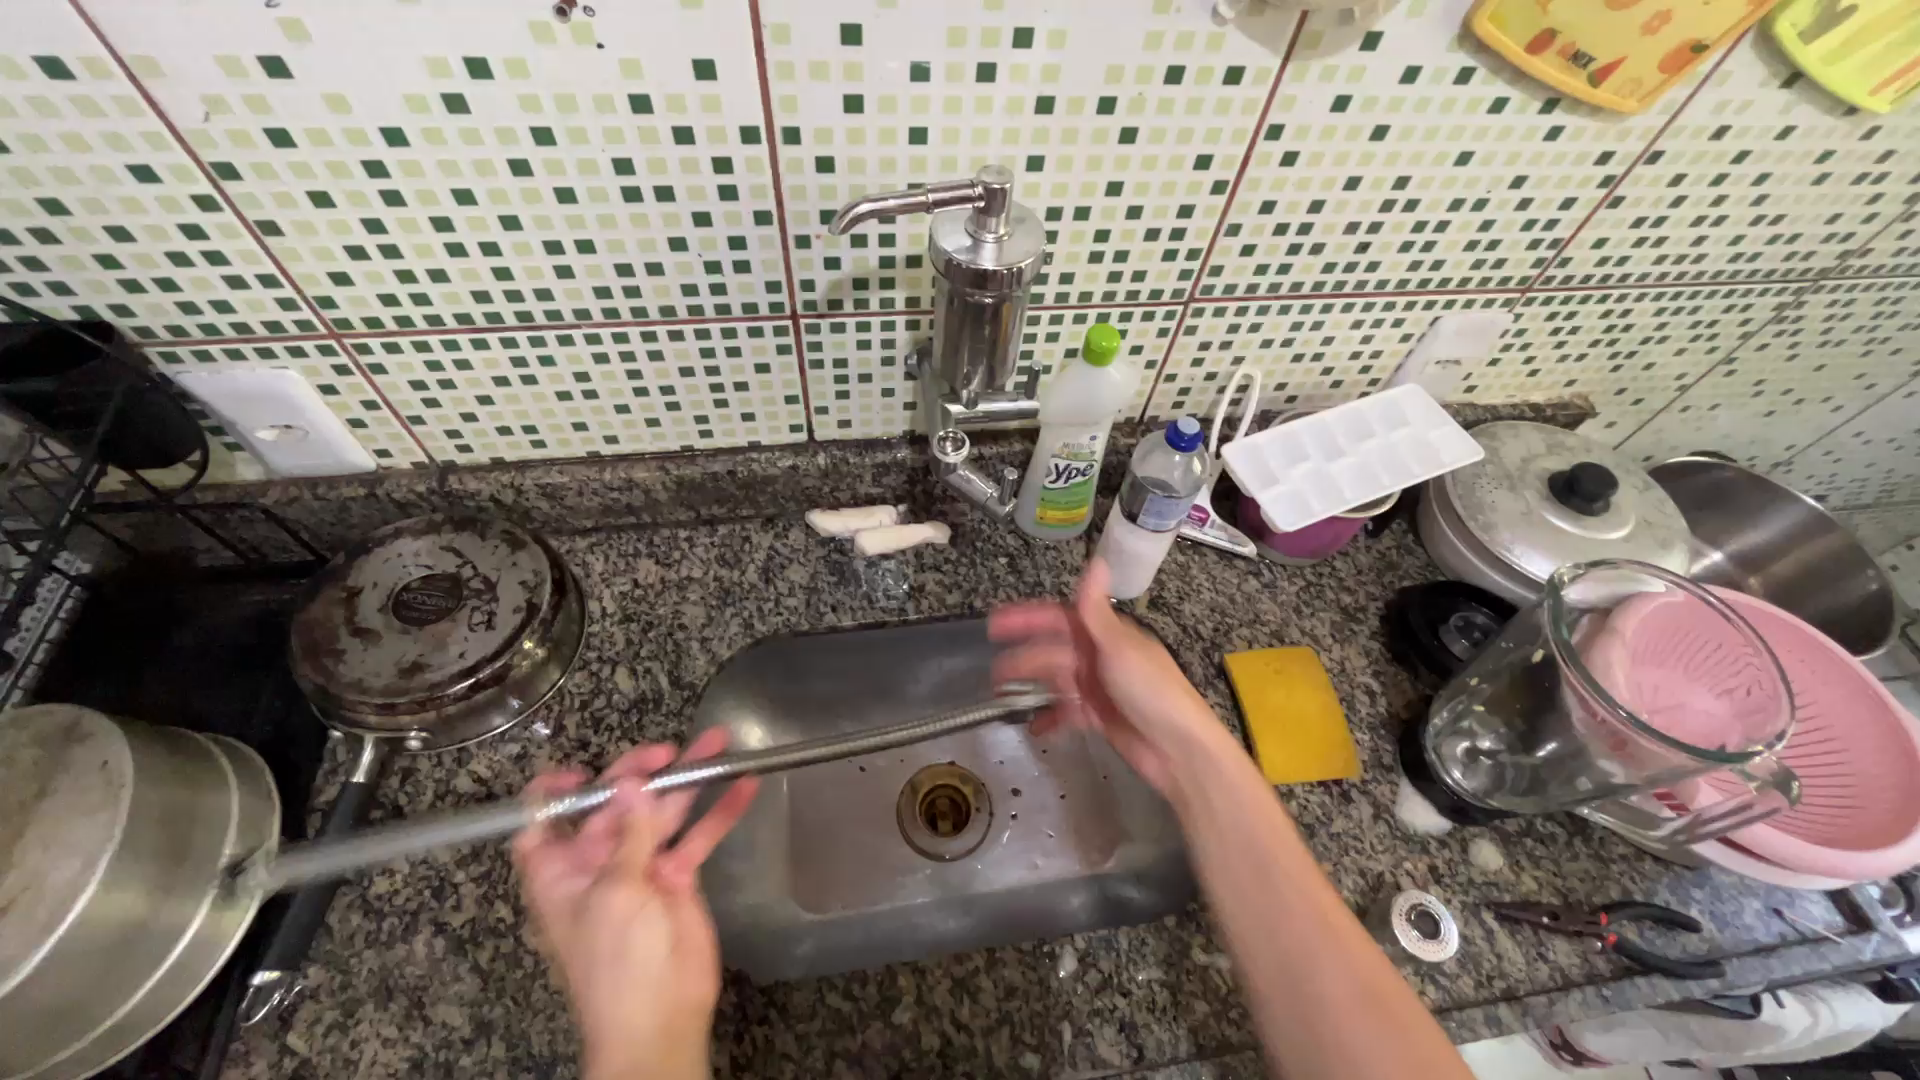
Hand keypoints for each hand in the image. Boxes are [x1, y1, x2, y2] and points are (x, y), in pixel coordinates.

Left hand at [513, 730, 758, 1079]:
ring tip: (720, 746)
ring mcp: (641, 867)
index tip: (582, 772)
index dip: (554, 794)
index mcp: (562, 871)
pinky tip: (745, 786)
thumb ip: (628, 834)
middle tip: (671, 750)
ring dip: (690, 781)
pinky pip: (698, 835)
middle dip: (641, 772)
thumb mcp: (615, 895)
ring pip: (663, 812)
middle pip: (614, 805)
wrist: (659, 1020)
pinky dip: (721, 813)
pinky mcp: (679, 876)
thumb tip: (632, 783)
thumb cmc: (616, 962)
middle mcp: (598, 863)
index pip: (543, 822)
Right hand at [988, 558, 1226, 796]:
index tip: (996, 623)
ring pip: (1057, 681)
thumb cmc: (1151, 691)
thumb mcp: (1119, 647)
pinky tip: (1035, 726)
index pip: (1060, 619)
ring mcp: (1100, 688)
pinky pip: (1067, 712)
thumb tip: (1096, 560)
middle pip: (1054, 652)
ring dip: (1032, 687)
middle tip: (993, 673)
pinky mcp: (1100, 717)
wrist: (1180, 749)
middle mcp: (1100, 657)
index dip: (1027, 619)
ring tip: (1003, 696)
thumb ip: (1096, 610)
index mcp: (1106, 635)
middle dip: (1024, 659)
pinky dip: (1051, 718)